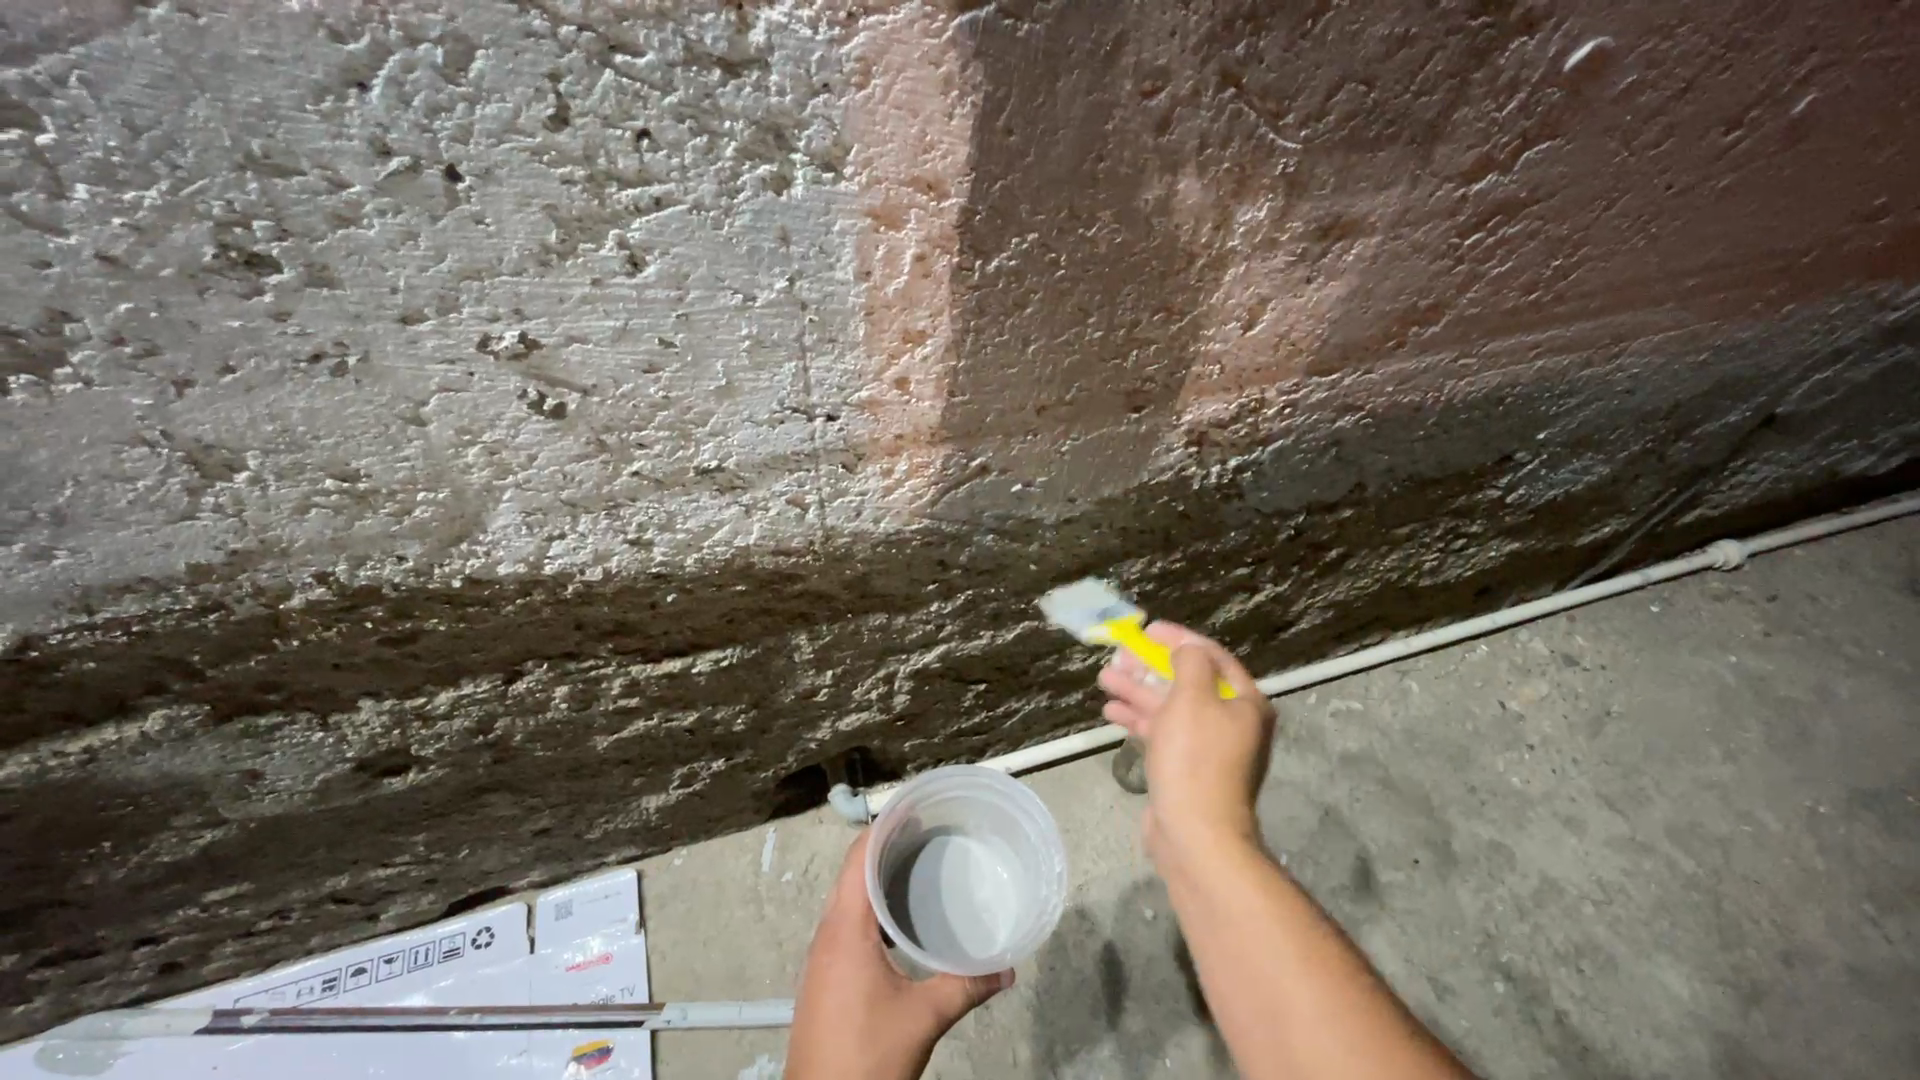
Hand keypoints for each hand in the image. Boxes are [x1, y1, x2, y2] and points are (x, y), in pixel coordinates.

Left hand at [784, 831, 1013, 1079]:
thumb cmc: (866, 1055)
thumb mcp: (922, 1019)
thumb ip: (965, 987)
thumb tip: (1007, 968)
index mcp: (845, 928)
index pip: (859, 857)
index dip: (884, 826)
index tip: (917, 809)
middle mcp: (827, 933)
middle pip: (853, 872)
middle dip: (887, 847)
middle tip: (931, 834)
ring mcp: (822, 957)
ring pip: (849, 899)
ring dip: (879, 878)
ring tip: (920, 869)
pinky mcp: (825, 977)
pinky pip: (848, 924)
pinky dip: (873, 909)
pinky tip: (902, 924)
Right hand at [1097, 622, 1276, 863]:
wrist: (1195, 834)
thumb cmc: (1196, 759)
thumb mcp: (1193, 699)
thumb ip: (1189, 664)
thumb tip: (1186, 649)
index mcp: (1245, 703)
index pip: (1211, 656)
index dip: (1178, 639)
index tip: (1147, 629)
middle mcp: (1232, 723)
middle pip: (1187, 682)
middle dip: (1150, 667)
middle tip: (1119, 656)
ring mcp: (1209, 748)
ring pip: (1170, 708)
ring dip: (1138, 691)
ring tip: (1105, 678)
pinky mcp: (1187, 769)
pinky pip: (1162, 733)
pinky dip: (1139, 720)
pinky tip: (1111, 712)